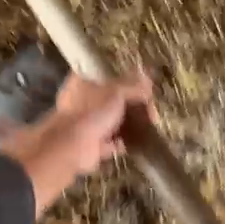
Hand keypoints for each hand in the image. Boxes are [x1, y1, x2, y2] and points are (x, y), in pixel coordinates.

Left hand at [0, 70, 153, 212]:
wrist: (74, 147)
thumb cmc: (93, 111)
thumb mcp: (117, 92)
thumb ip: (133, 85)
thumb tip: (146, 76)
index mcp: (82, 82)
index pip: (106, 76)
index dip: (126, 80)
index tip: (144, 88)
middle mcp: (80, 102)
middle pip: (110, 100)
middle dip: (130, 106)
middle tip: (149, 111)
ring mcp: (84, 124)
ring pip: (111, 122)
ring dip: (128, 124)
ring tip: (149, 125)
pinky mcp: (90, 145)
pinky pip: (111, 142)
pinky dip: (123, 142)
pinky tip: (138, 141)